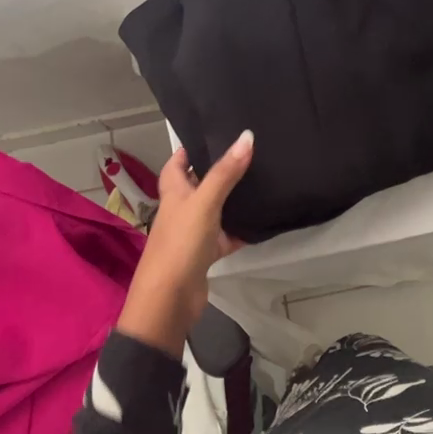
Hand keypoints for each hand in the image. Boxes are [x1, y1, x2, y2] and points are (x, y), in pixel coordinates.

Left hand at [115, 132, 253, 356]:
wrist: (170, 299)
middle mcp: (181, 209)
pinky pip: (226, 237)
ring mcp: (193, 233)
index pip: (177, 162)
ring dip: (233, 200)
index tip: (214, 134)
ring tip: (260, 180)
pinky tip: (262, 222)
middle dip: (219, 171)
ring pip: (215, 210)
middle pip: (199, 184)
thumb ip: (225, 172)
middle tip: (248, 155)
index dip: (190, 149)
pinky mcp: (205, 254)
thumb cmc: (181, 243)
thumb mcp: (204, 202)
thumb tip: (247, 136)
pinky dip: (241, 231)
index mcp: (173, 192)